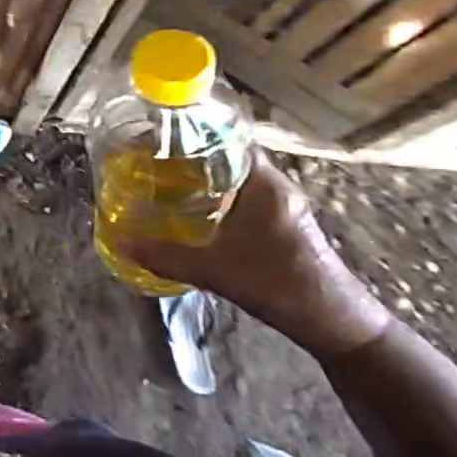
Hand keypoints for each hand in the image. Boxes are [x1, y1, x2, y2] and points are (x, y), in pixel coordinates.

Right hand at [119, 154, 391, 358]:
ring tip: (160, 180)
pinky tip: (188, 209)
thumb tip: (120, 242)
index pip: (228, 141)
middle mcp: (275, 188)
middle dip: (188, 155)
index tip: (157, 136)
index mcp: (264, 186)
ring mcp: (281, 206)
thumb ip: (165, 256)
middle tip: (148, 158)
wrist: (335, 323)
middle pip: (228, 156)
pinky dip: (214, 195)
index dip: (193, 133)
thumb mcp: (214, 271)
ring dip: (201, 176)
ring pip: (234, 177)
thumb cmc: (280, 285)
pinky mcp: (280, 223)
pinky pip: (240, 195)